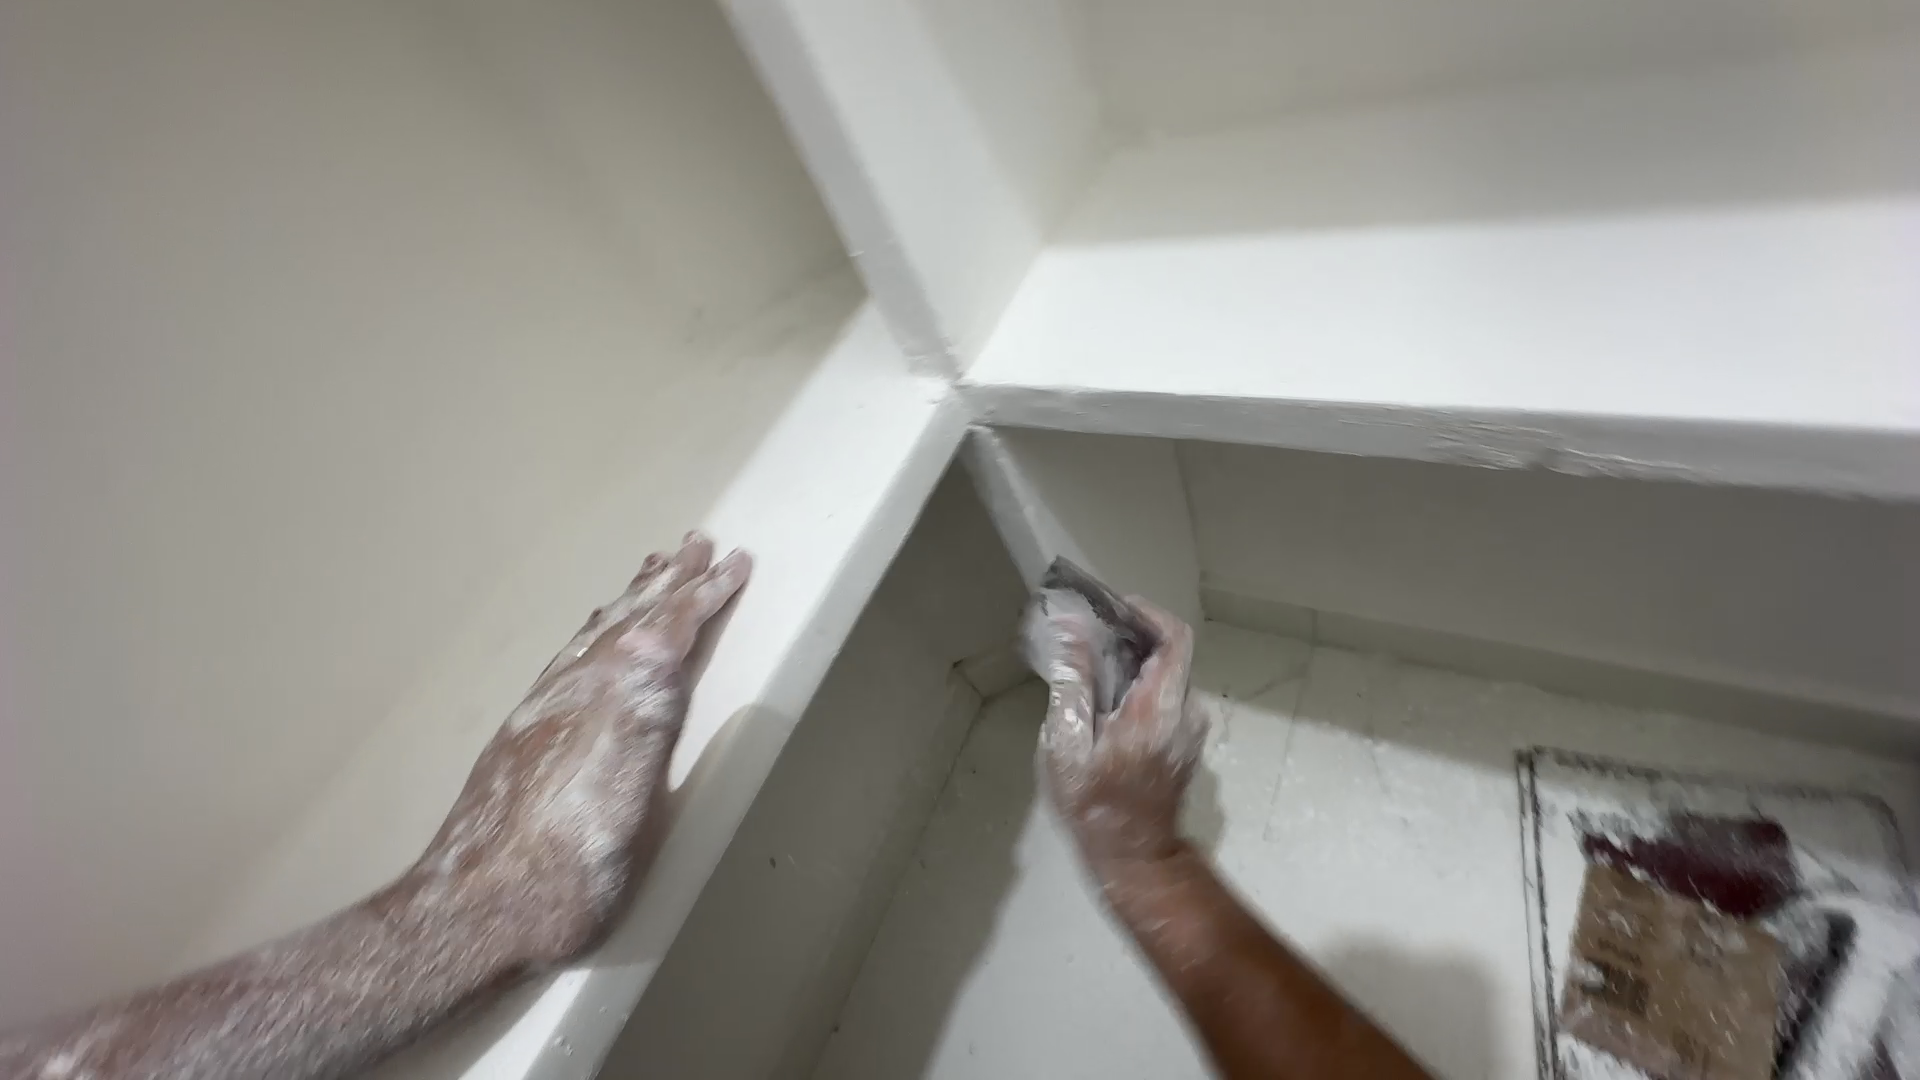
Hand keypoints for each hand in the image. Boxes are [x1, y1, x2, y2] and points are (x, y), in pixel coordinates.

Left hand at [407, 532, 749, 966]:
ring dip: (637, 592)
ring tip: (654, 566)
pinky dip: (601, 623)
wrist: (475, 905)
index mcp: (624, 696)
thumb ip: (648, 725)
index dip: (708, 592)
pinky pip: (577, 648)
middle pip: (638, 613)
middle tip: (696, 540)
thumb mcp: (636, 804)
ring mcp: (554, 696)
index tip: (737, 562)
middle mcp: (587, 681)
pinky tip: (600, 626)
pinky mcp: (531, 717)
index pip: (674, 626)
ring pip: (604, 625)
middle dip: (673, 576)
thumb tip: (662, 656)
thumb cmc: (577, 868)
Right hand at [1028, 595, 1204, 870]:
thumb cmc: (1093, 801)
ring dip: (1132, 657)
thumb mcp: (1067, 741)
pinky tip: (1104, 691)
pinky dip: (1138, 680)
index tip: (1113, 607)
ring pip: (1166, 672)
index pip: (1174, 638)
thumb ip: (1073, 680)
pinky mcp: (1184, 737)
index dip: (1147, 613)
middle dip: (1129, 633)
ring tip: (1089, 659)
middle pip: (1169, 651)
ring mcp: (1190, 726)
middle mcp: (1186, 711)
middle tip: (1087, 631)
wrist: (1131, 854)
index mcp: (1159, 709)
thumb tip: (1071, 629)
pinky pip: (1164, 692)